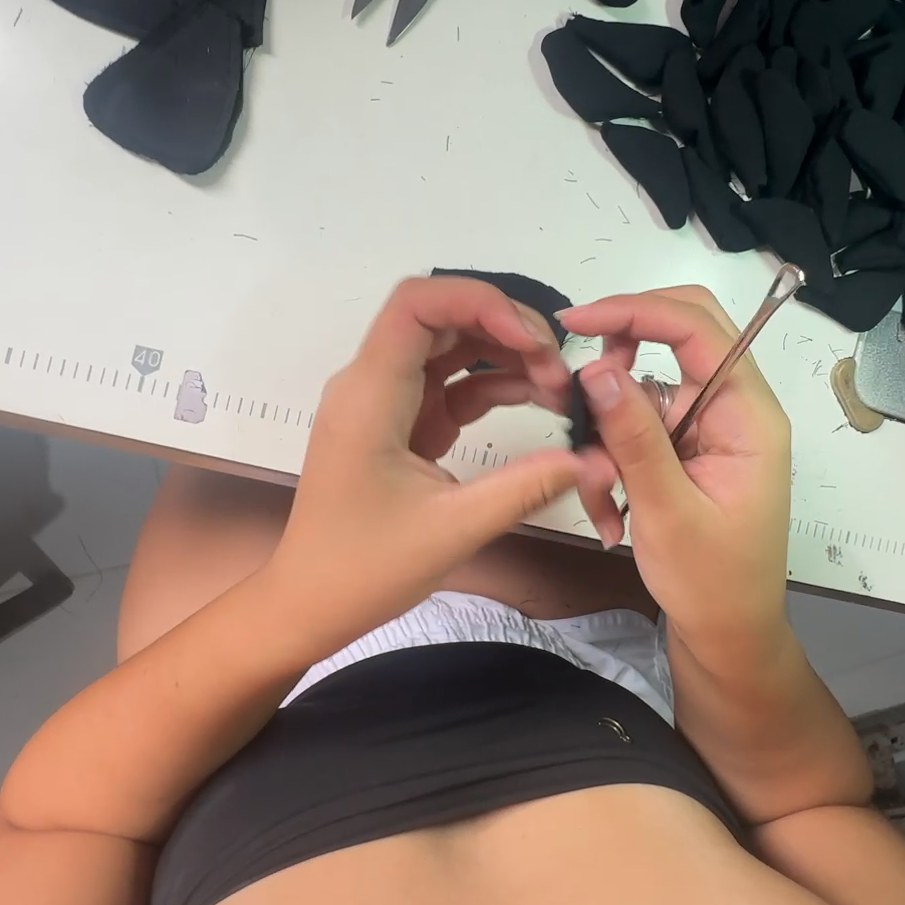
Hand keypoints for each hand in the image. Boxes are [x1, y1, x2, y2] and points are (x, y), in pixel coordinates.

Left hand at [265, 276, 584, 643]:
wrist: (310, 603)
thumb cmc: (364, 569)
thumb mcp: (453, 529)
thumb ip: (526, 487)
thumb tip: (594, 460)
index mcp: (370, 395)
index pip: (417, 304)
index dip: (479, 301)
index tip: (533, 339)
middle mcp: (373, 383)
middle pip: (442, 319)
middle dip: (506, 329)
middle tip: (560, 369)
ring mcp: (388, 401)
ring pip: (451, 349)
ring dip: (506, 357)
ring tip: (559, 387)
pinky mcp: (403, 423)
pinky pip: (452, 385)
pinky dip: (494, 386)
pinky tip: (538, 400)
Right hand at [561, 286, 791, 642]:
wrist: (728, 632)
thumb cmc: (712, 582)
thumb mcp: (667, 511)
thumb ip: (634, 437)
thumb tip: (596, 369)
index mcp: (749, 414)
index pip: (699, 327)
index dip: (637, 311)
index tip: (577, 323)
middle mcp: (733, 405)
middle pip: (680, 332)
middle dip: (623, 345)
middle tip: (577, 378)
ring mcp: (708, 423)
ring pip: (646, 383)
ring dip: (609, 429)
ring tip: (601, 493)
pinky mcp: (686, 443)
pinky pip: (638, 423)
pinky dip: (612, 455)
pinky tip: (610, 507)